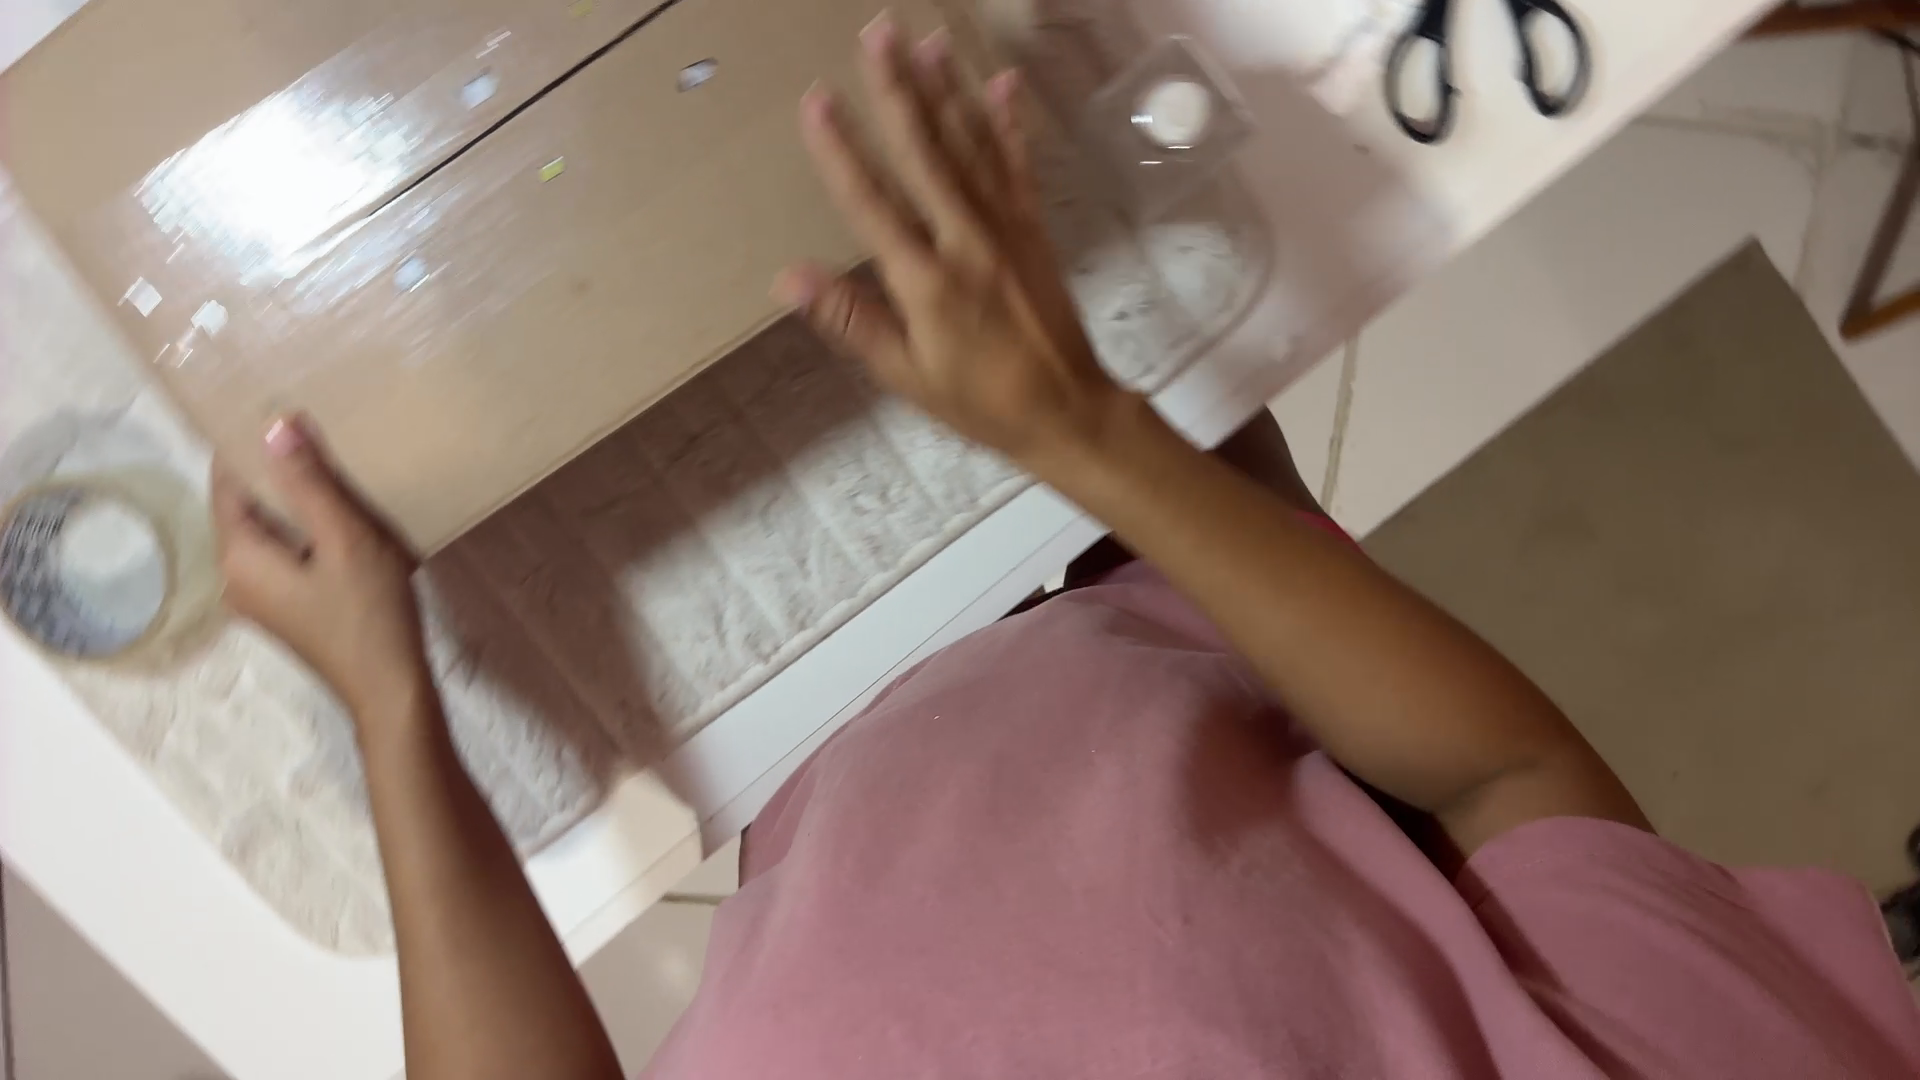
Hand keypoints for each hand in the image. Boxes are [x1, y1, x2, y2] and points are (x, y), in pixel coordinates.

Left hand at [211, 415, 432, 721]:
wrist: (388, 684)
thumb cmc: (369, 612)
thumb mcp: (348, 543)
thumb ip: (312, 487)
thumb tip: (276, 426)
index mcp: (239, 555)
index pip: (228, 484)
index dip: (252, 449)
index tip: (287, 417)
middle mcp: (235, 575)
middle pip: (248, 510)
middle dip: (280, 477)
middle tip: (326, 445)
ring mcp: (260, 597)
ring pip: (272, 534)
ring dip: (299, 507)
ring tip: (343, 483)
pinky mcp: (288, 610)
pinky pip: (288, 557)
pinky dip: (310, 535)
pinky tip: (349, 532)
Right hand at [774, 16, 1132, 470]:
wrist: (1065, 408)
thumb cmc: (979, 402)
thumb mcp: (907, 374)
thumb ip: (853, 321)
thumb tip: (790, 278)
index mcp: (925, 279)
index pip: (873, 203)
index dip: (841, 151)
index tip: (816, 101)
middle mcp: (965, 239)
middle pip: (926, 154)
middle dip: (897, 91)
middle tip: (877, 32)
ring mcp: (1007, 230)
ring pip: (973, 147)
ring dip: (948, 91)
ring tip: (926, 41)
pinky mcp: (1036, 232)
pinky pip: (1020, 168)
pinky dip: (1010, 124)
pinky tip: (1004, 83)